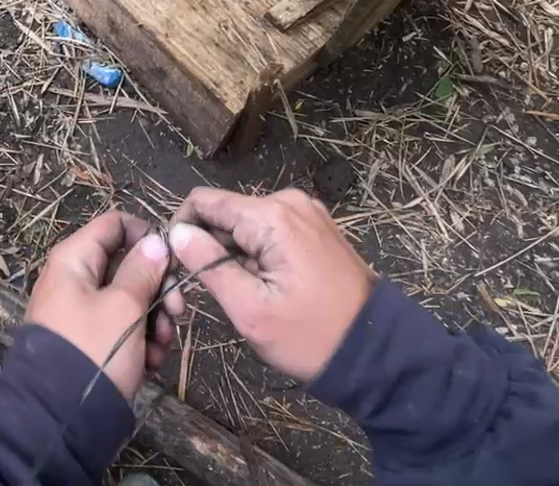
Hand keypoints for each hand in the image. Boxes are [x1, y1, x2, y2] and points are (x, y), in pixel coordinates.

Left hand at [26, 210, 182, 397]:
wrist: (60, 418)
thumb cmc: (93, 350)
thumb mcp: (124, 307)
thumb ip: (143, 270)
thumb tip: (155, 240)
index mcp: (75, 258)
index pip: (114, 224)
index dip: (146, 234)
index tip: (173, 259)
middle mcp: (75, 277)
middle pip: (126, 264)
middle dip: (157, 287)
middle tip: (177, 311)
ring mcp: (80, 310)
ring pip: (128, 298)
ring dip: (153, 319)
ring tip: (160, 345)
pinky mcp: (89, 339)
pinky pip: (120, 326)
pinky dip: (139, 340)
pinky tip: (150, 362)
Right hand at [168, 187, 373, 381]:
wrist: (383, 357)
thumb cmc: (313, 337)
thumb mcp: (251, 310)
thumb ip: (208, 265)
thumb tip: (176, 233)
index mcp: (272, 215)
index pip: (204, 202)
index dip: (183, 230)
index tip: (181, 266)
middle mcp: (289, 201)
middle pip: (225, 212)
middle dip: (210, 245)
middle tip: (212, 291)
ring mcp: (307, 212)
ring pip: (246, 223)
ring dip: (234, 252)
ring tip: (245, 293)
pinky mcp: (316, 227)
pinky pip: (270, 230)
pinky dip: (258, 253)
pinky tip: (268, 285)